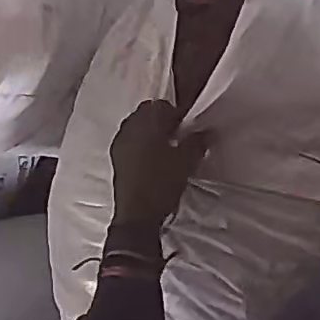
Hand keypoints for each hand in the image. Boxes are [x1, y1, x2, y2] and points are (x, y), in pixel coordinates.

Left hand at [109, 100, 207, 230]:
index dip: (176, 114)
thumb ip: (197, 142)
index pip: (161, 105)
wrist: (137, 214)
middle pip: (146, 112)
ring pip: (136, 126)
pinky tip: (151, 158)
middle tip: (176, 136)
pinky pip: (129, 140)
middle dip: (161, 120)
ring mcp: (119, 142)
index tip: (186, 127)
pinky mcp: (115, 157)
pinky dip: (139, 143)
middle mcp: (129, 127)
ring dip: (149, 131)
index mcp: (147, 123)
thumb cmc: (162, 183)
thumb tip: (205, 132)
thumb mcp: (187, 162)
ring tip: (164, 148)